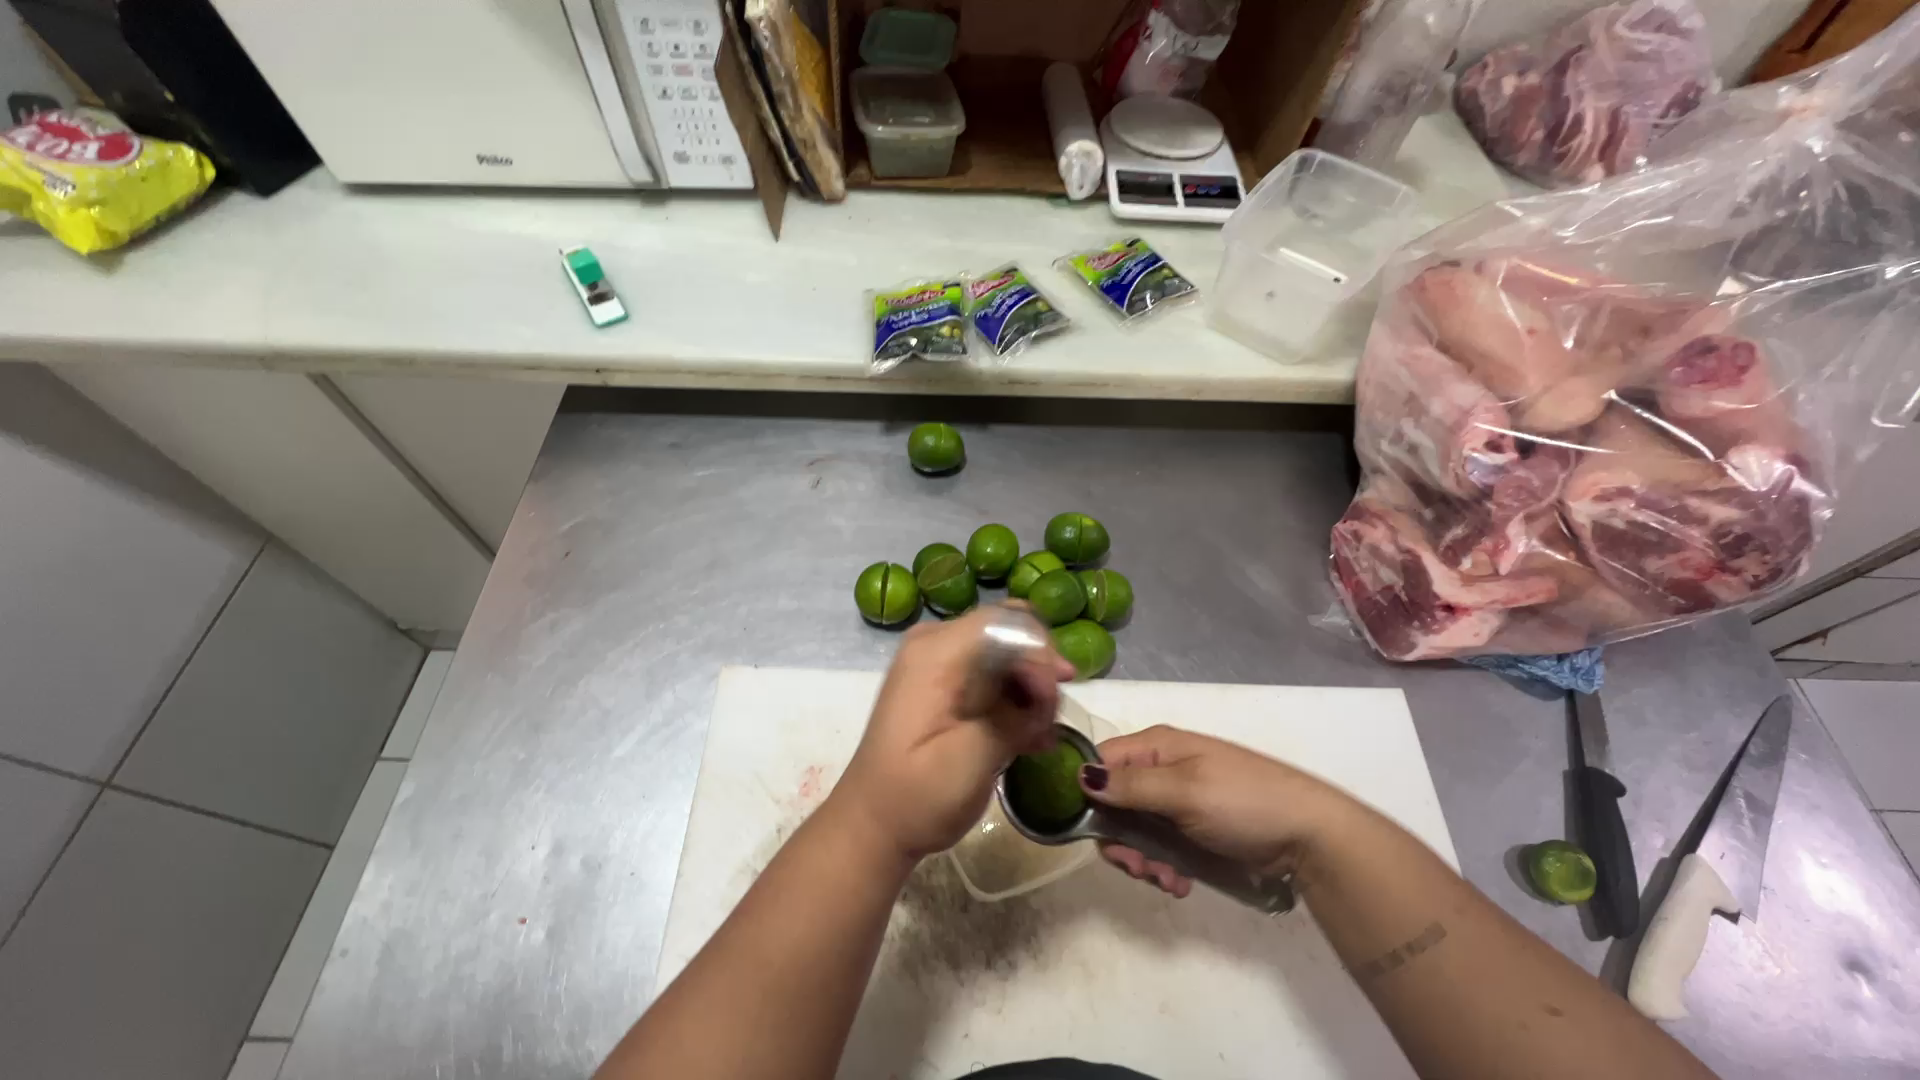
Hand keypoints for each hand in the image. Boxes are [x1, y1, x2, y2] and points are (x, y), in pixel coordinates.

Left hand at [828, 604, 1076, 862]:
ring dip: (1031, 691)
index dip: (1040, 649)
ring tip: (1041, 737)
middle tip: (1049, 720)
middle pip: (1008, 633)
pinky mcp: (947, 687)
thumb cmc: (916, 796)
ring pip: (1006, 655)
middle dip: (1039, 671)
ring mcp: (940, 665)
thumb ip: (1013, 715)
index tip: (1060, 691)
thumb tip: (1044, 694)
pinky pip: (994, 677)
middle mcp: (936, 645)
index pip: (1004, 621)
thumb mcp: (971, 758)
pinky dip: (1016, 702)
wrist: (874, 826)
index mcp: (935, 652)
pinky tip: (1031, 738)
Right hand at [1083, 726, 1347, 897]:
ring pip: (1136, 829)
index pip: (1100, 762)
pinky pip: (1161, 845)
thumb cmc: (1244, 803)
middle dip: (1120, 840)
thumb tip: (1081, 776)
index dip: (1090, 796)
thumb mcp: (1184, 792)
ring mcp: (1179, 798)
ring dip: (1143, 859)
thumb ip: (1131, 786)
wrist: (1310, 834)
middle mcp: (1162, 768)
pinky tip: (1181, 883)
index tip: (1098, 833)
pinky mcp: (1195, 827)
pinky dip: (1164, 866)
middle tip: (1137, 868)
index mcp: (1157, 747)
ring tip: (1166, 881)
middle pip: (1114, 802)